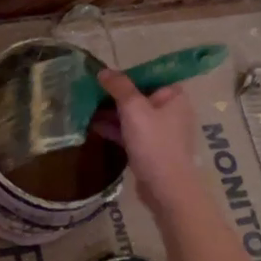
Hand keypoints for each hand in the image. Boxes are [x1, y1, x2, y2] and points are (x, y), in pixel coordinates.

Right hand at [95, 69, 199, 210]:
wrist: (167, 190)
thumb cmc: (154, 142)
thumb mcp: (133, 108)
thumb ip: (118, 86)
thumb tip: (103, 70)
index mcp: (173, 96)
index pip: (149, 75)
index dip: (126, 74)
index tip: (104, 76)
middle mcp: (170, 111)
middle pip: (138, 95)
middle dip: (114, 95)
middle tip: (91, 91)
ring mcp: (161, 131)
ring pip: (133, 115)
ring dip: (112, 112)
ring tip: (87, 107)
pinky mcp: (151, 148)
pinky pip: (131, 132)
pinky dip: (115, 128)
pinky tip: (94, 126)